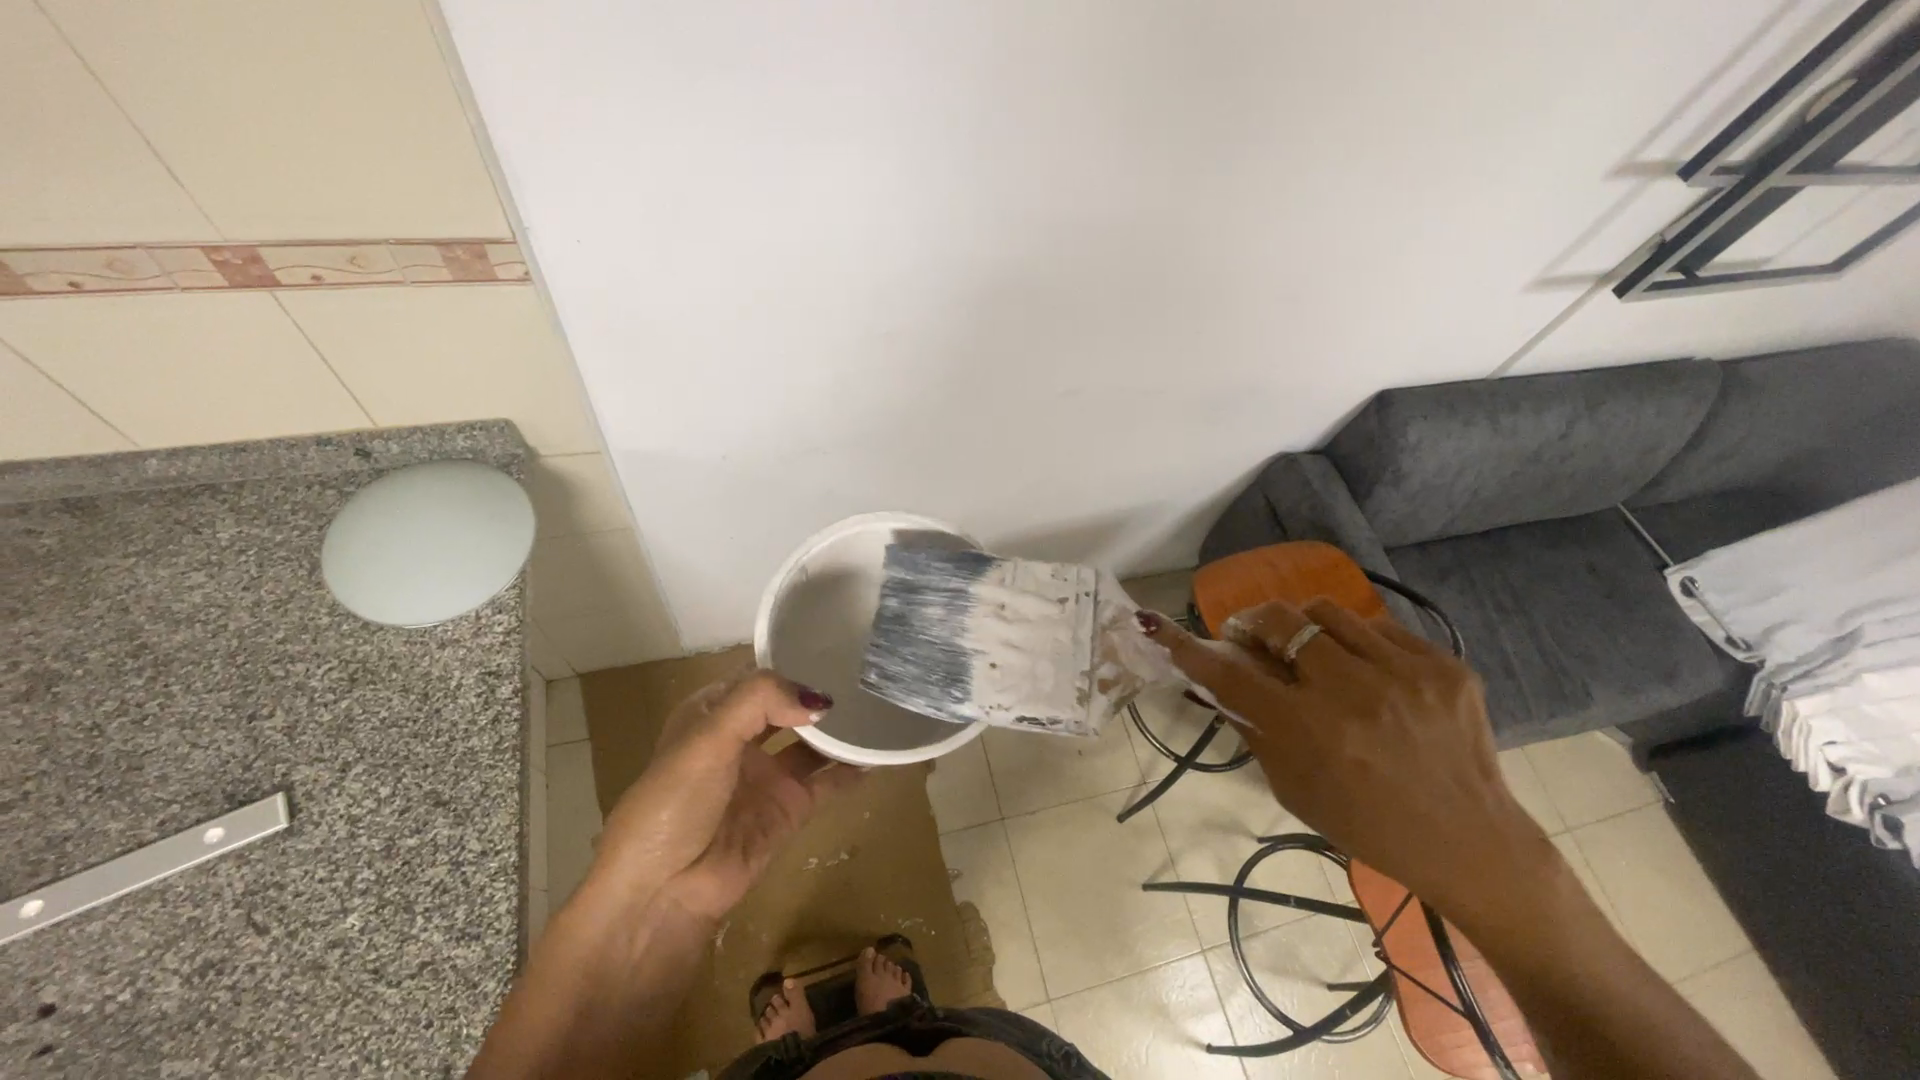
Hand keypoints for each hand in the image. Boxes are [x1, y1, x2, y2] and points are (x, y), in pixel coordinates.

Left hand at [588, 669, 863, 920]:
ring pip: (812, 743)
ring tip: (879, 709)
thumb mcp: (707, 737)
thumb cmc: (674, 803)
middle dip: (819, 695)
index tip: (834, 649)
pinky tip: (879, 755)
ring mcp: (766, 777)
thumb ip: (760, 702)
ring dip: (840, 730)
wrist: (663, 890)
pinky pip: (826, 782)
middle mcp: (740, 741)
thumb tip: (818, 701)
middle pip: (788, 707)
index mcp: (710, 715)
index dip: (789, 664)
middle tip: (865, 677)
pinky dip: (851, 769)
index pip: (756, 678)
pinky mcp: (787, 811)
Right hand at [1136, 599, 1549, 918]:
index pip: (1232, 674)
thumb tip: (1221, 680)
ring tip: (1304, 645)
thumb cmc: (1367, 826)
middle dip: (1252, 621)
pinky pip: (1381, 629)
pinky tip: (1359, 666)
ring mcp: (1407, 673)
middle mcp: (1355, 693)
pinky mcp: (1446, 666)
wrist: (1469, 842)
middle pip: (1281, 621)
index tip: (1165, 629)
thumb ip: (1255, 729)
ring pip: (1328, 611)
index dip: (1191, 649)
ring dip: (1302, 623)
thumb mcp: (1293, 789)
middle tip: (1248, 635)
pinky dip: (1355, 640)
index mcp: (1312, 732)